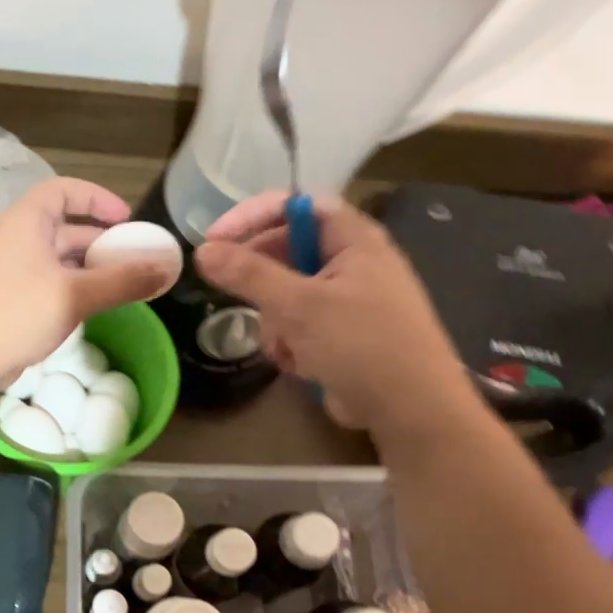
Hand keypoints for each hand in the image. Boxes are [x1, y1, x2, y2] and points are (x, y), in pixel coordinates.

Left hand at [0, 177, 169, 389]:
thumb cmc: (18, 316)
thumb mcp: (76, 296)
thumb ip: (123, 280)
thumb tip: (166, 268)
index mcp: (23, 222)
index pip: (62, 190)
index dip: (97, 198)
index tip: (126, 219)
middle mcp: (11, 237)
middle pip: (62, 226)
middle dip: (99, 240)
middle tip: (131, 260)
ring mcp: (4, 268)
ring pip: (53, 256)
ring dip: (86, 266)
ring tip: (117, 285)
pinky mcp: (3, 295)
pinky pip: (42, 278)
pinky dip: (68, 284)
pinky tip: (87, 305)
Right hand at [194, 191, 475, 436]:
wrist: (409, 407)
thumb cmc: (361, 344)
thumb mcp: (299, 305)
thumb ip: (249, 275)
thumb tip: (203, 251)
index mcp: (353, 239)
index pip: (295, 205)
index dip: (252, 216)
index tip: (214, 240)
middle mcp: (351, 263)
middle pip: (286, 253)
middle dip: (262, 283)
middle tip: (236, 298)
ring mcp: (346, 301)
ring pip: (286, 297)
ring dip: (276, 323)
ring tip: (285, 347)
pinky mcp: (340, 336)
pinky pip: (298, 327)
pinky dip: (291, 344)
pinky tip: (299, 364)